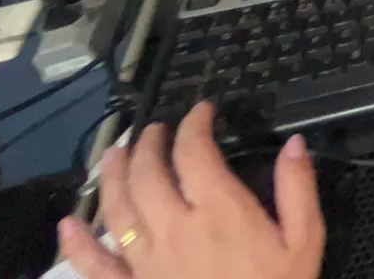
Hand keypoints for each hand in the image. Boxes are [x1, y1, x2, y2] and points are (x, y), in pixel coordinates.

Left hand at [57, 102, 325, 278]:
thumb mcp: (305, 238)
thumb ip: (298, 188)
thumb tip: (294, 143)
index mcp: (221, 211)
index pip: (195, 154)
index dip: (194, 125)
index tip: (202, 110)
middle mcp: (176, 230)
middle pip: (149, 176)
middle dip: (151, 144)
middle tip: (156, 128)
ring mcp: (144, 264)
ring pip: (117, 211)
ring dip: (114, 177)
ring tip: (117, 153)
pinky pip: (94, 266)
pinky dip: (76, 243)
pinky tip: (68, 224)